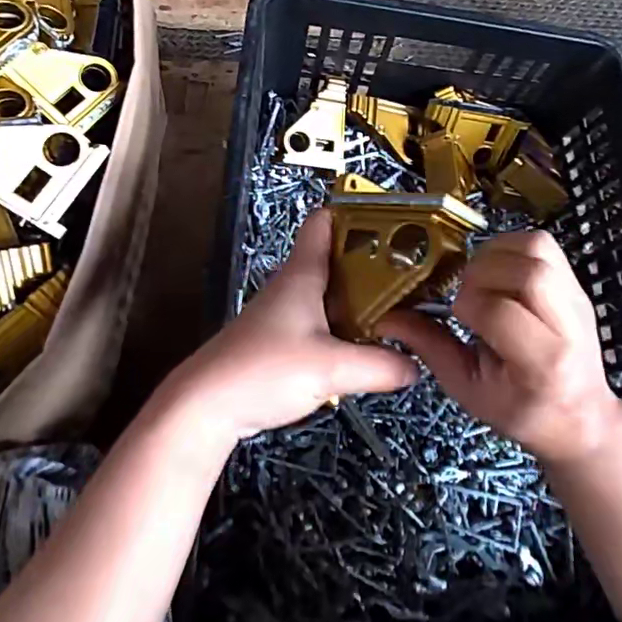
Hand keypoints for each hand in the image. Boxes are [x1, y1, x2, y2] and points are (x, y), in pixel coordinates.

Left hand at [160, 210, 417, 443]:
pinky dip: (344, 326)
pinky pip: (321, 322)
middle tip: (411, 277)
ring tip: (398, 312)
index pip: (324, 223)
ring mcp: (284, 314)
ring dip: (361, 299)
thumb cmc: (263, 370)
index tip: (395, 226)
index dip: (357, 216)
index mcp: (302, 275)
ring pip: (330, 294)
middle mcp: (292, 287)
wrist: (206, 405)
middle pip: (336, 259)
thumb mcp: (331, 369)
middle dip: (373, 263)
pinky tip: (363, 346)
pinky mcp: (280, 341)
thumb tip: (415, 367)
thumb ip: (379, 366)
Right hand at [380, 231, 621, 465]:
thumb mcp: (469, 390)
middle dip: (482, 273)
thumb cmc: (522, 410)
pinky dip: (510, 247)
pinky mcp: (575, 283)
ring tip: (479, 277)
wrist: (579, 415)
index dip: (469, 306)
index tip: (457, 317)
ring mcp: (576, 298)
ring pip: (537, 247)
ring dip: (496, 253)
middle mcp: (569, 323)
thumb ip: (431, 349)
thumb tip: (388, 319)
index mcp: (543, 362)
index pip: (503, 312)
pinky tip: (495, 271)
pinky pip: (543, 244)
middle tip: (465, 292)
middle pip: (528, 271)